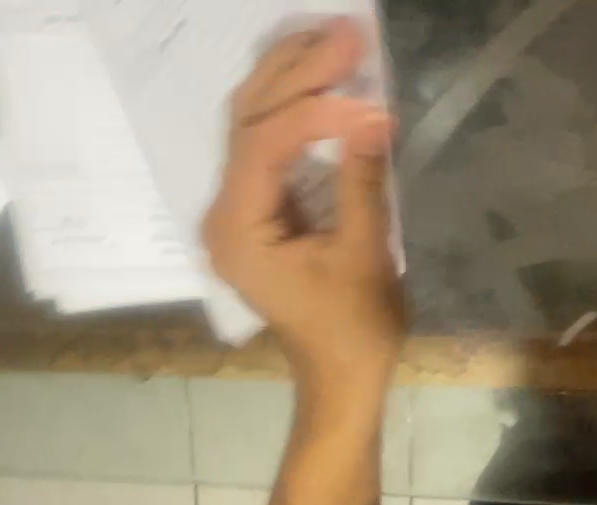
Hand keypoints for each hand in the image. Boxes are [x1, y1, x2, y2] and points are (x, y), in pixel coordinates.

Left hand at [203, 20, 402, 391]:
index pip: (263, 144)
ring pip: (253, 125)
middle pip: (248, 118)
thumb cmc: (355, 332)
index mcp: (239, 232)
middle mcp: (224, 214)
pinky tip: (325, 84)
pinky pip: (268, 148)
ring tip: (338, 43)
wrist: (342, 379)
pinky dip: (297, 113)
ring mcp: (237, 213)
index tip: (368, 96)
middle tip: (350, 33)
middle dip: (298, 72)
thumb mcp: (365, 258)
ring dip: (293, 80)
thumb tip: (373, 114)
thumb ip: (361, 183)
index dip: (315, 111)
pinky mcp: (257, 214)